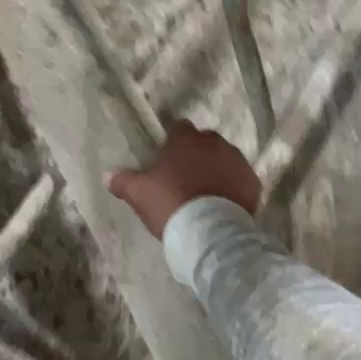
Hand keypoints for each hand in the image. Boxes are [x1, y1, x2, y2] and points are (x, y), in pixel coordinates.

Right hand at [107, 120, 261, 238]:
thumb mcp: (138, 194)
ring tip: (206, 193)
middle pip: (204, 142)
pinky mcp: (253, 182)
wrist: (209, 231)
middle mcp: (214, 143)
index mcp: (186, 139)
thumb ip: (122, 181)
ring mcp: (237, 161)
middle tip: (185, 178)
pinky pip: (241, 179)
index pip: (179, 128)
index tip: (168, 160)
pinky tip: (224, 203)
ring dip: (217, 169)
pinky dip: (234, 187)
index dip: (173, 142)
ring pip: (225, 159)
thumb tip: (107, 175)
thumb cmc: (170, 203)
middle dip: (197, 154)